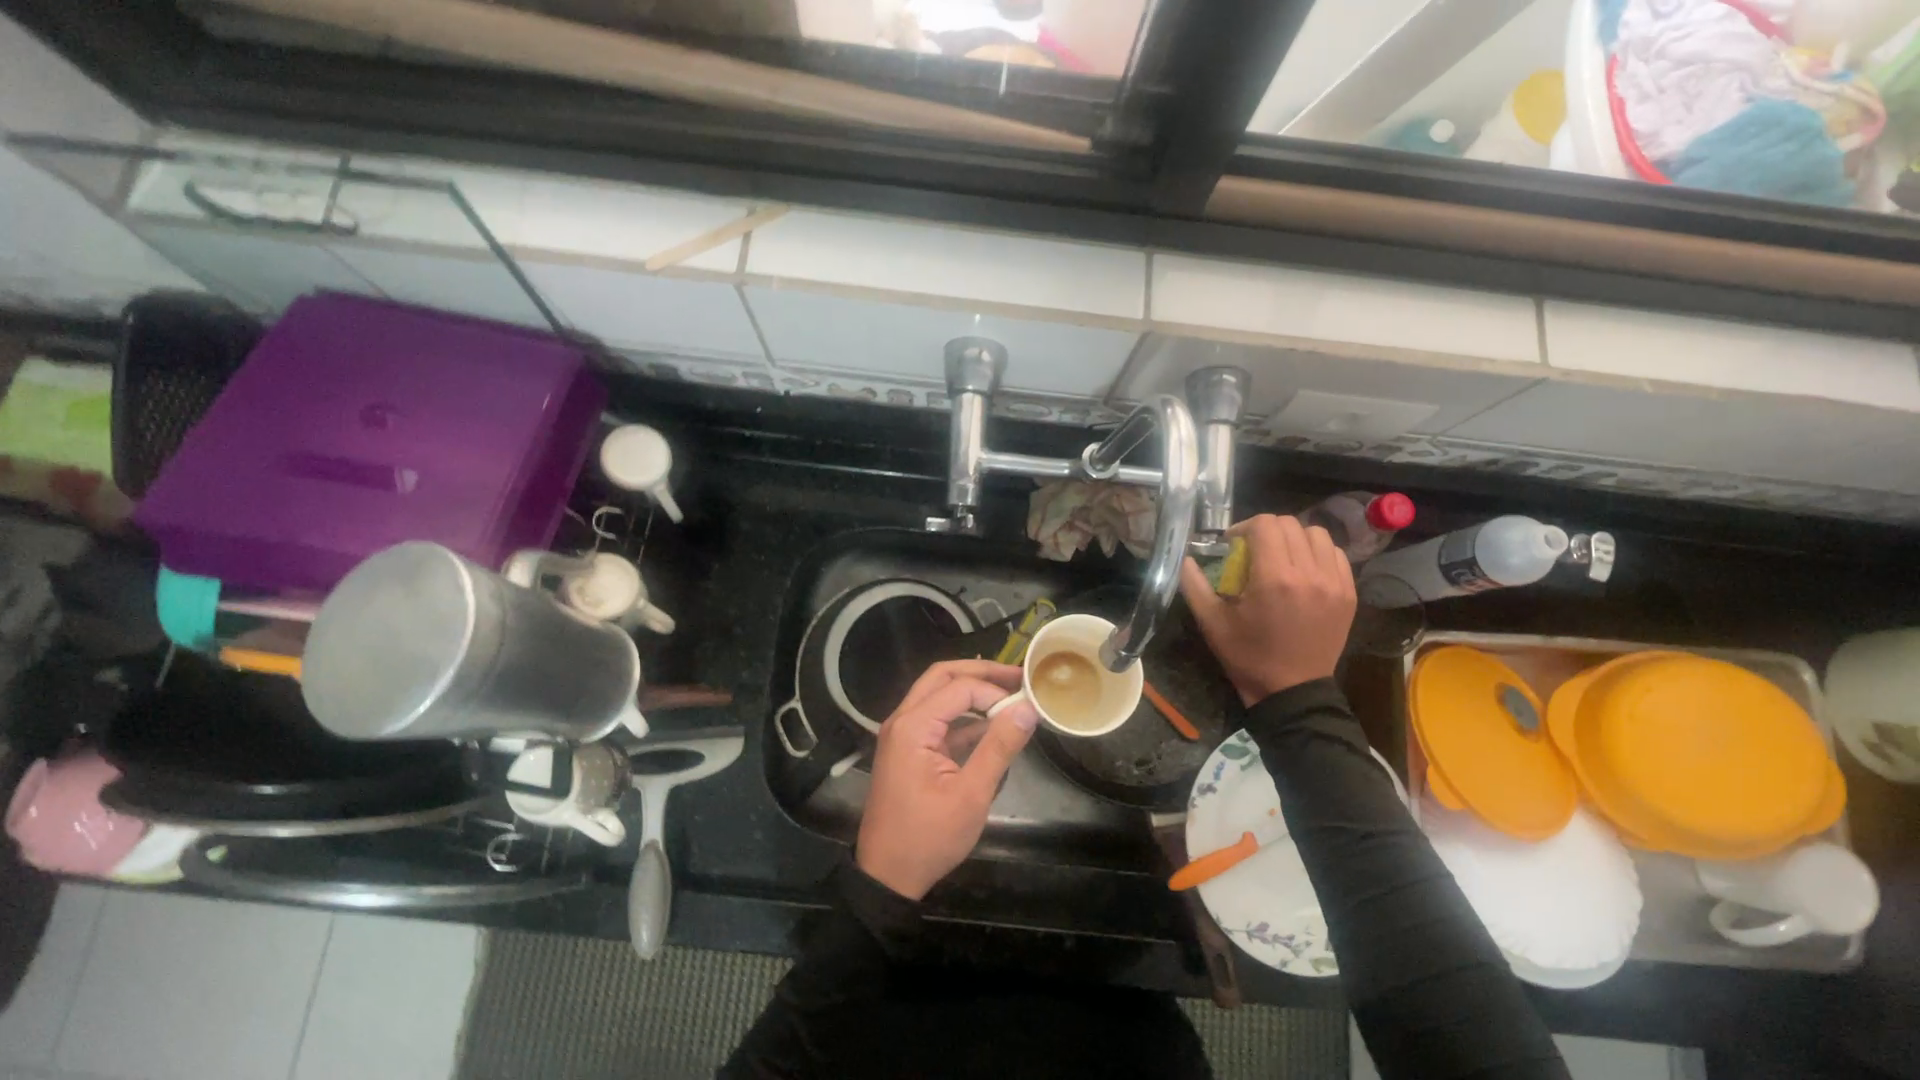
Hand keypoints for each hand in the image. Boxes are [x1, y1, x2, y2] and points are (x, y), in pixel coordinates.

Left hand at [855, 660, 1039, 900]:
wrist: (888, 874)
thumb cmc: (929, 837)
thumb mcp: (971, 794)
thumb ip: (999, 747)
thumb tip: (1027, 709)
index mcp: (912, 726)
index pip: (960, 687)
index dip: (995, 693)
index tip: (1025, 709)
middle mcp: (902, 720)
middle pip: (942, 677)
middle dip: (981, 673)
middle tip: (1019, 677)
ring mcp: (902, 735)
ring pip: (937, 695)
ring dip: (972, 691)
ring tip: (1010, 696)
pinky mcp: (908, 750)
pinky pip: (937, 720)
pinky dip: (964, 717)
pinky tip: (992, 726)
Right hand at [1180, 514, 1355, 706]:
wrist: (1291, 692)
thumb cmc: (1248, 657)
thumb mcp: (1212, 623)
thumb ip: (1195, 585)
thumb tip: (1185, 558)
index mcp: (1274, 578)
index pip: (1265, 524)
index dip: (1244, 527)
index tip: (1233, 544)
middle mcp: (1308, 573)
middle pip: (1289, 524)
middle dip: (1266, 531)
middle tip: (1253, 551)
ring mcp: (1334, 583)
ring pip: (1316, 535)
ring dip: (1294, 539)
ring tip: (1281, 558)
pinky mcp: (1348, 594)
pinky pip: (1335, 556)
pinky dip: (1317, 554)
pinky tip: (1304, 571)